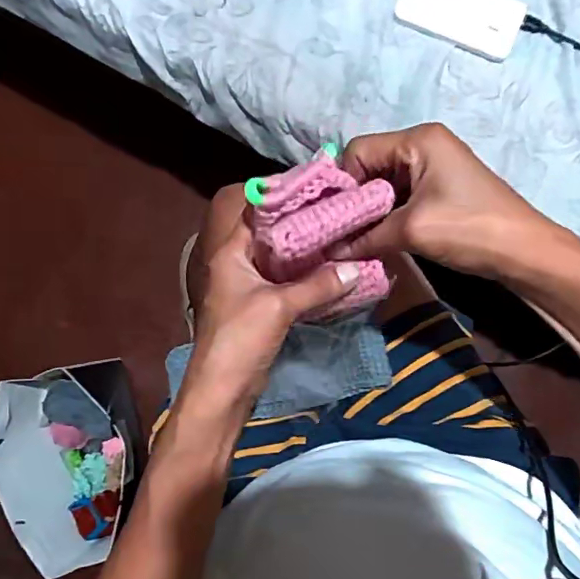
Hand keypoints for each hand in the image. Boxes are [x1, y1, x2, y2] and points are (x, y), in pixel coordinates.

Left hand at [185, 184, 358, 400]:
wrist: (223, 389)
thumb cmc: (241, 338)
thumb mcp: (280, 306)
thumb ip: (318, 284)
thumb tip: (357, 267)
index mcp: (231, 253)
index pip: (256, 212)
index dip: (285, 198)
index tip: (319, 189)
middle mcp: (237, 264)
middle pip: (272, 236)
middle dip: (303, 226)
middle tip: (339, 212)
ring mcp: (249, 287)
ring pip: (281, 261)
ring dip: (308, 254)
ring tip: (342, 237)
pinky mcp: (261, 308)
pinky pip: (286, 283)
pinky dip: (307, 278)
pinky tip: (334, 272)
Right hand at [327, 123, 576, 281]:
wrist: (525, 253)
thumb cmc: (470, 229)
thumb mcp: (411, 231)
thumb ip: (364, 238)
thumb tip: (327, 252)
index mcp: (418, 140)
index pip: (358, 151)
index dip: (341, 183)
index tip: (329, 217)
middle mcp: (422, 145)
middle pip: (368, 166)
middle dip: (351, 200)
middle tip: (335, 231)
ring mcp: (430, 168)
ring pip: (380, 185)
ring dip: (366, 212)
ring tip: (350, 239)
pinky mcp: (436, 190)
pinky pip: (396, 198)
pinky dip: (382, 218)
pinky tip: (372, 239)